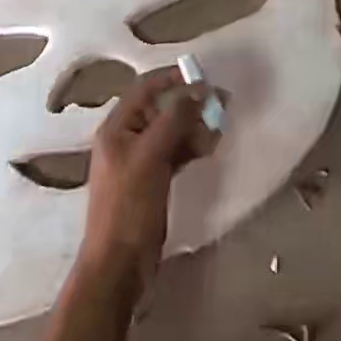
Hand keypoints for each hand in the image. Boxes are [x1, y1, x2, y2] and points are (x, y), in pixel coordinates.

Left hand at [79, 66, 219, 287]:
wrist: (118, 265)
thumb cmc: (129, 206)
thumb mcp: (151, 156)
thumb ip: (175, 118)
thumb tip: (199, 88)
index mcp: (117, 127)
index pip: (146, 88)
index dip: (173, 76)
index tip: (204, 75)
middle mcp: (127, 138)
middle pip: (163, 107)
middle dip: (191, 103)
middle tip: (222, 102)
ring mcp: (141, 159)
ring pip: (173, 129)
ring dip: (196, 125)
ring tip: (219, 128)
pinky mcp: (154, 177)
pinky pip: (176, 150)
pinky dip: (193, 145)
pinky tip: (209, 146)